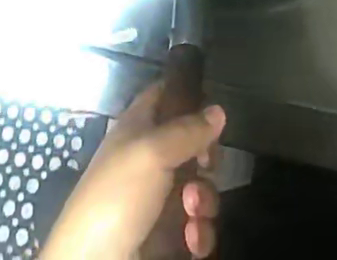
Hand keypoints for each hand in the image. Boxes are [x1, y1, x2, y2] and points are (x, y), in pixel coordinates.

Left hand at [40, 82, 225, 259]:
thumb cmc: (118, 194)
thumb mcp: (151, 152)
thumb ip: (187, 130)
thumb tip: (218, 110)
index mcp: (137, 127)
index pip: (164, 96)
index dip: (188, 97)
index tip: (213, 110)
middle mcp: (149, 158)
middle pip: (191, 146)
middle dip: (207, 158)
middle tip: (206, 167)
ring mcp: (158, 199)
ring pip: (199, 188)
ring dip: (205, 200)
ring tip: (192, 213)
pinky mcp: (167, 236)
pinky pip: (197, 227)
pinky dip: (200, 234)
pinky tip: (192, 241)